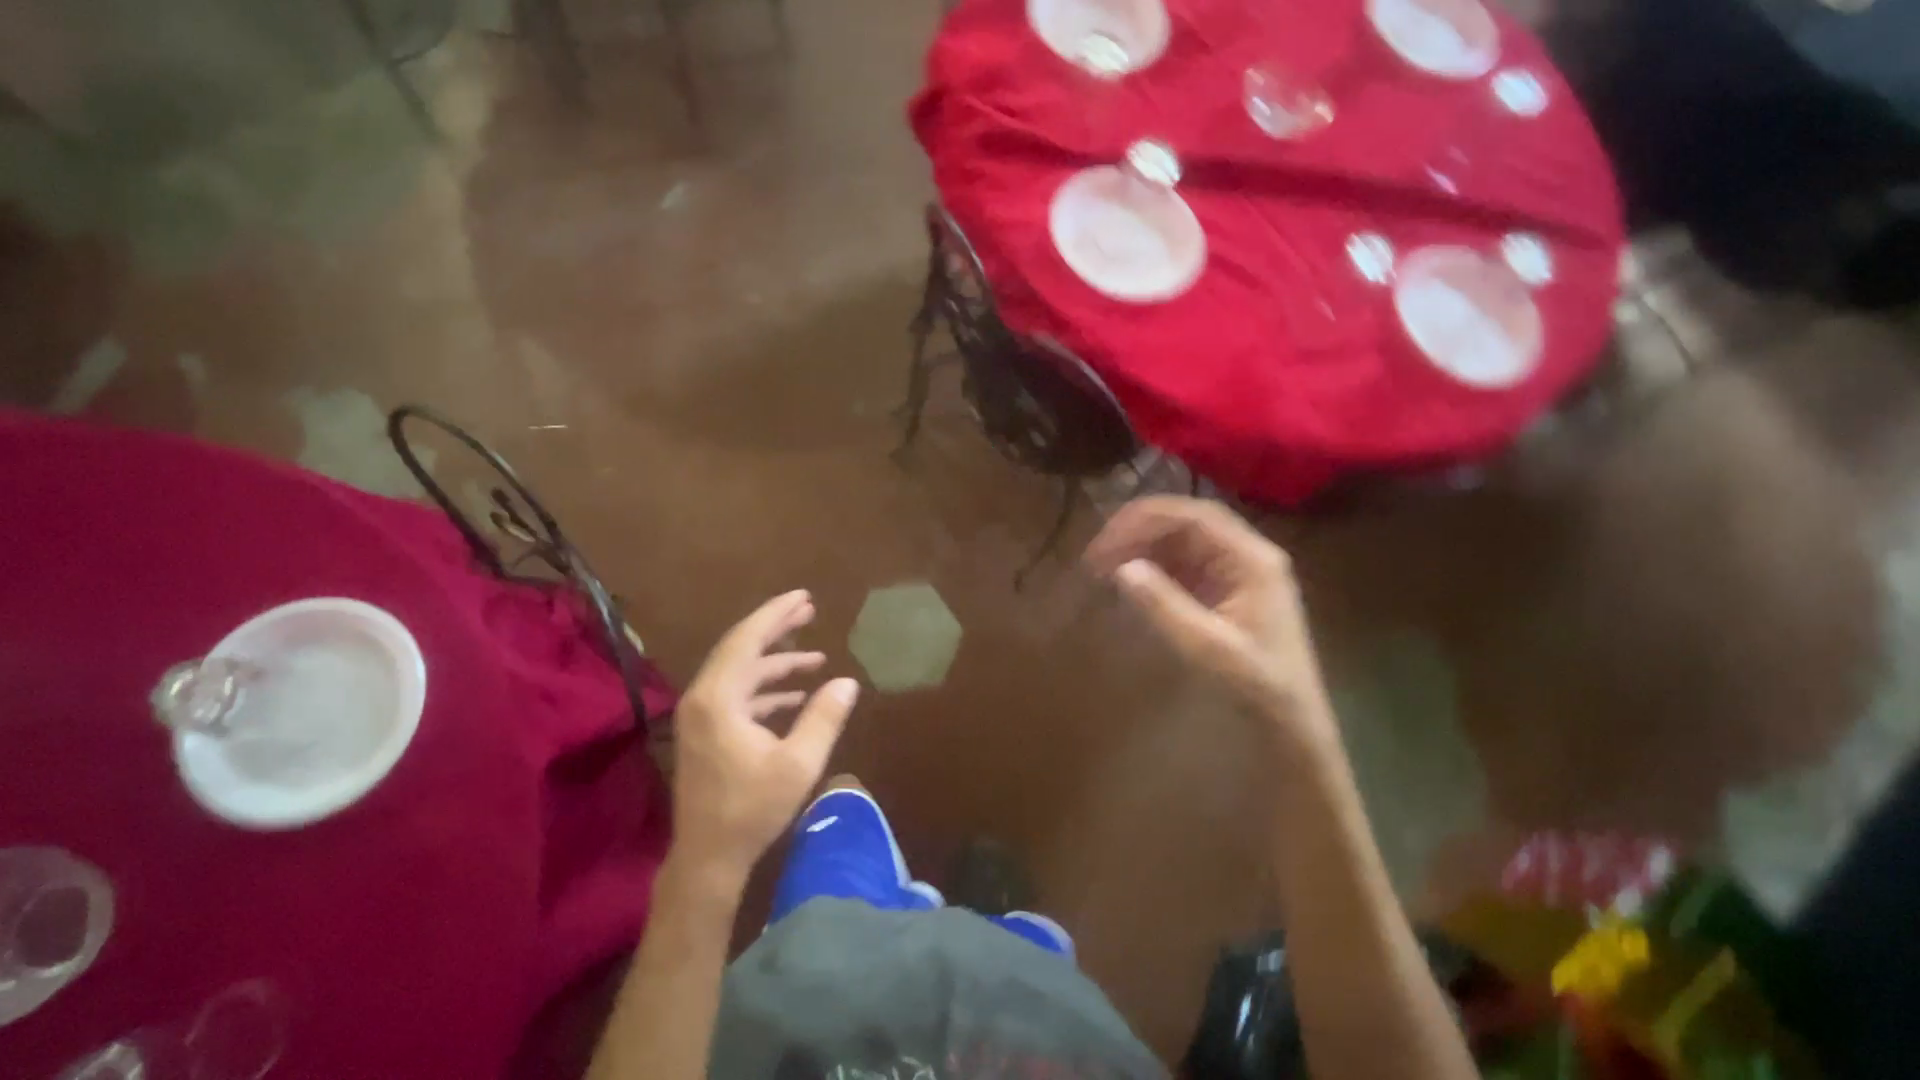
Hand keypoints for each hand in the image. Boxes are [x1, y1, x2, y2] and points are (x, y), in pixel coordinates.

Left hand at [672, 590, 859, 882]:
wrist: (708, 856)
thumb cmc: (752, 809)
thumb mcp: (799, 764)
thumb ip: (824, 718)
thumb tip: (847, 681)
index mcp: (719, 699)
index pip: (747, 641)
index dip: (776, 615)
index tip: (804, 597)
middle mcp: (703, 698)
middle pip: (741, 649)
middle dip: (776, 630)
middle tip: (809, 610)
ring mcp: (701, 717)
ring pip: (740, 674)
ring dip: (775, 663)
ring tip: (814, 656)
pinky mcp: (706, 733)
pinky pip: (737, 696)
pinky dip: (766, 690)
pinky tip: (796, 695)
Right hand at [1085, 497, 1334, 748]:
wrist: (1292, 726)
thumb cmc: (1256, 686)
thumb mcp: (1206, 647)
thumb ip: (1164, 604)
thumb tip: (1123, 567)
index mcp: (1253, 559)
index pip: (1194, 516)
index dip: (1144, 519)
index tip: (1105, 542)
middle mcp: (1249, 555)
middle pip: (1189, 522)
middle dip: (1140, 530)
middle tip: (1097, 554)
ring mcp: (1240, 573)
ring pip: (1186, 542)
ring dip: (1145, 547)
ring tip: (1106, 566)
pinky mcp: (1230, 593)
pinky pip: (1188, 565)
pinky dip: (1156, 567)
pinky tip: (1131, 582)